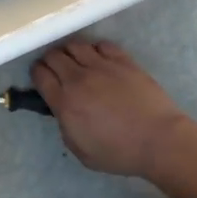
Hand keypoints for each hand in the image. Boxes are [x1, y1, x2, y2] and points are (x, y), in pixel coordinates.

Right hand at [31, 39, 196, 177]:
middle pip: (53, 55)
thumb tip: (62, 110)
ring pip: (75, 45)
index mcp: (65, 102)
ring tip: (77, 62)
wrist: (160, 140)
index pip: (40, 74)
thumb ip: (65, 126)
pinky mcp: (123, 61)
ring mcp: (102, 66)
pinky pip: (101, 45)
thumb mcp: (80, 151)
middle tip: (57, 70)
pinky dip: (95, 50)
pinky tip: (100, 60)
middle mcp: (79, 78)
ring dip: (70, 52)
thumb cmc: (120, 152)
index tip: (41, 79)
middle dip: (50, 61)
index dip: (37, 74)